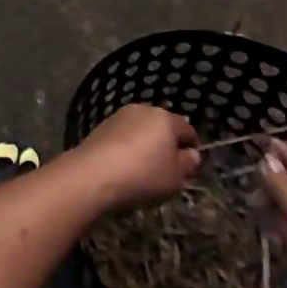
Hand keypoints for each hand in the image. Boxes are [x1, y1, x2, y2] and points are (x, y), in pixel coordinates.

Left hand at [71, 104, 200, 210]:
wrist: (93, 174)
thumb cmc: (142, 174)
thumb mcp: (174, 177)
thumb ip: (187, 164)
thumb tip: (193, 154)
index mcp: (166, 119)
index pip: (187, 129)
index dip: (192, 146)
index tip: (190, 165)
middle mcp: (145, 110)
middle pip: (163, 126)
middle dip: (167, 144)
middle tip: (166, 168)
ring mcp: (122, 116)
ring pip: (142, 130)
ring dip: (146, 144)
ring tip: (143, 168)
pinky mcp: (103, 126)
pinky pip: (123, 136)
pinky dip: (127, 148)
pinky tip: (123, 166)